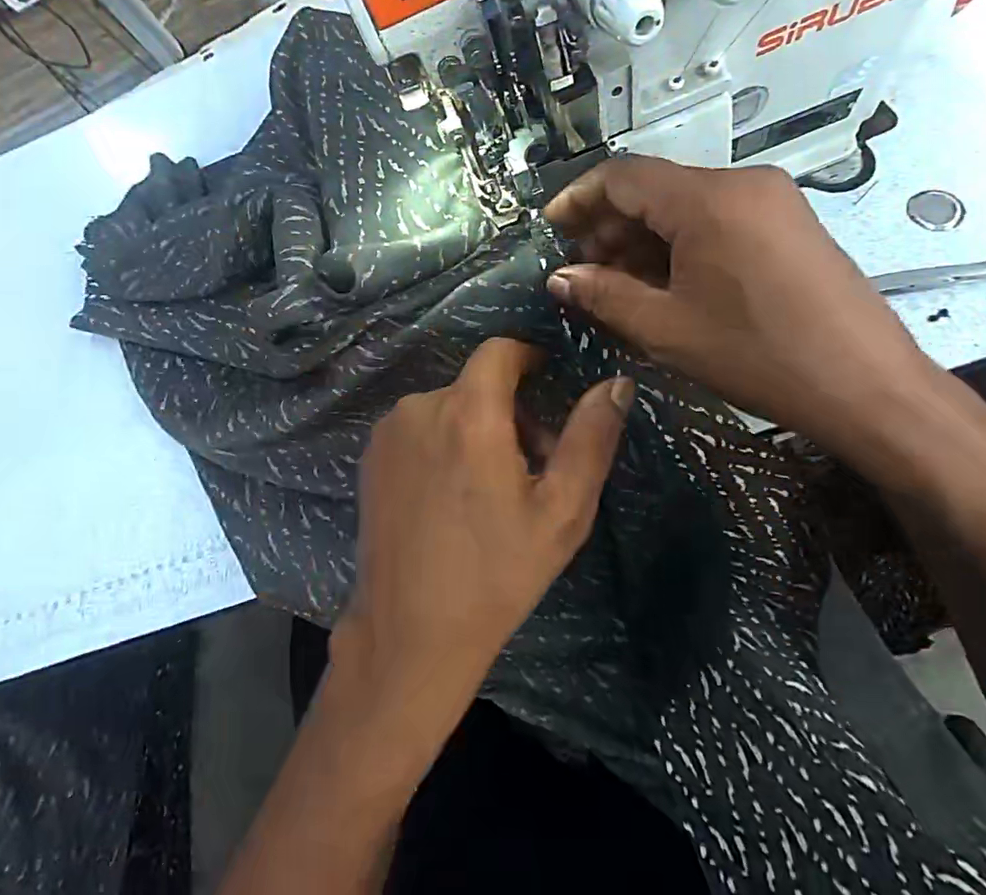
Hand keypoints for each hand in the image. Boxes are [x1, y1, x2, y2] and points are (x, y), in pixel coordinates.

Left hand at [338, 339, 632, 702]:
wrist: (410, 634)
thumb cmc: (498, 572)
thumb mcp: (563, 509)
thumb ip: (592, 437)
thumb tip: (616, 383)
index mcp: (469, 413)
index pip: (500, 351)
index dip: (529, 359)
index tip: (550, 385)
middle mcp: (420, 409)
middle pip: (479, 386)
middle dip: (513, 412)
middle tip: (535, 468)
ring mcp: (388, 435)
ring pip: (449, 408)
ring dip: (479, 430)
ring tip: (496, 490)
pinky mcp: (369, 461)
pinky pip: (421, 431)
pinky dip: (446, 445)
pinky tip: (455, 499)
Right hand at [544, 157, 985, 478]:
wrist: (867, 384)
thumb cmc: (760, 357)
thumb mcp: (670, 331)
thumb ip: (605, 295)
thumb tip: (561, 276)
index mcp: (708, 198)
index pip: (623, 175)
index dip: (579, 199)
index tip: (552, 230)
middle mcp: (744, 181)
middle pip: (659, 188)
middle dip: (614, 225)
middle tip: (587, 273)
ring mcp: (776, 200)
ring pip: (692, 206)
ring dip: (651, 239)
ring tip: (625, 286)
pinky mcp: (794, 223)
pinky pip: (725, 220)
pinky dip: (689, 244)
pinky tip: (674, 284)